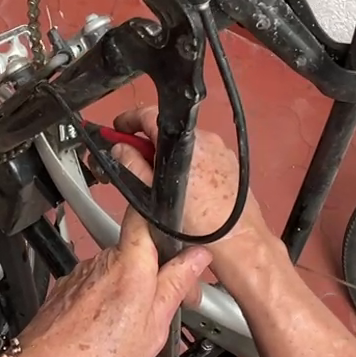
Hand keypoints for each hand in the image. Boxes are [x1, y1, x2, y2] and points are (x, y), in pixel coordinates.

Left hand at [11, 209, 210, 356]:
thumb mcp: (154, 329)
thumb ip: (175, 287)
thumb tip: (196, 259)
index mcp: (131, 265)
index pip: (144, 216)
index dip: (163, 223)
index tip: (179, 247)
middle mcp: (103, 260)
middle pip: (137, 248)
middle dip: (154, 270)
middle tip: (165, 304)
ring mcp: (83, 271)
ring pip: (117, 268)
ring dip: (130, 288)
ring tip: (132, 324)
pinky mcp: (69, 284)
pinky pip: (98, 282)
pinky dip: (108, 298)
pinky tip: (109, 326)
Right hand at [108, 106, 281, 276]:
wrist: (236, 240)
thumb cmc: (199, 225)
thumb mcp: (154, 196)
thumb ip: (132, 166)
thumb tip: (119, 149)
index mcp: (185, 142)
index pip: (150, 116)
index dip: (129, 121)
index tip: (119, 129)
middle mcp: (206, 139)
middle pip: (167, 132)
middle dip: (148, 145)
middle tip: (135, 164)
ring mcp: (221, 149)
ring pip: (184, 145)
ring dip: (169, 157)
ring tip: (162, 183)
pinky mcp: (229, 161)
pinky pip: (201, 155)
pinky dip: (188, 165)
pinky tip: (185, 189)